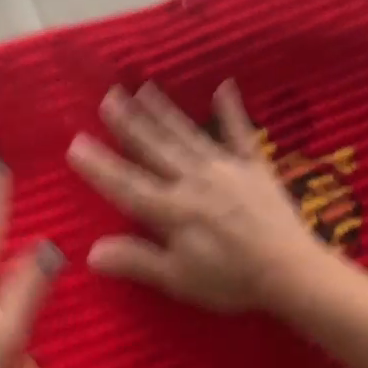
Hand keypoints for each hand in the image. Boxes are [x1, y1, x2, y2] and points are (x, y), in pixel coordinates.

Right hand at [67, 80, 327, 312]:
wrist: (291, 269)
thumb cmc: (232, 280)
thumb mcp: (179, 279)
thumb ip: (137, 261)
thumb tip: (90, 252)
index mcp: (173, 210)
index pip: (127, 184)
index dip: (100, 166)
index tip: (76, 143)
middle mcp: (194, 180)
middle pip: (155, 148)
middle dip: (129, 123)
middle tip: (109, 97)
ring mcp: (226, 169)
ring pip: (187, 135)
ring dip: (164, 112)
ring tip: (145, 88)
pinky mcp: (255, 168)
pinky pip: (241, 134)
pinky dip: (232, 111)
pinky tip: (225, 87)